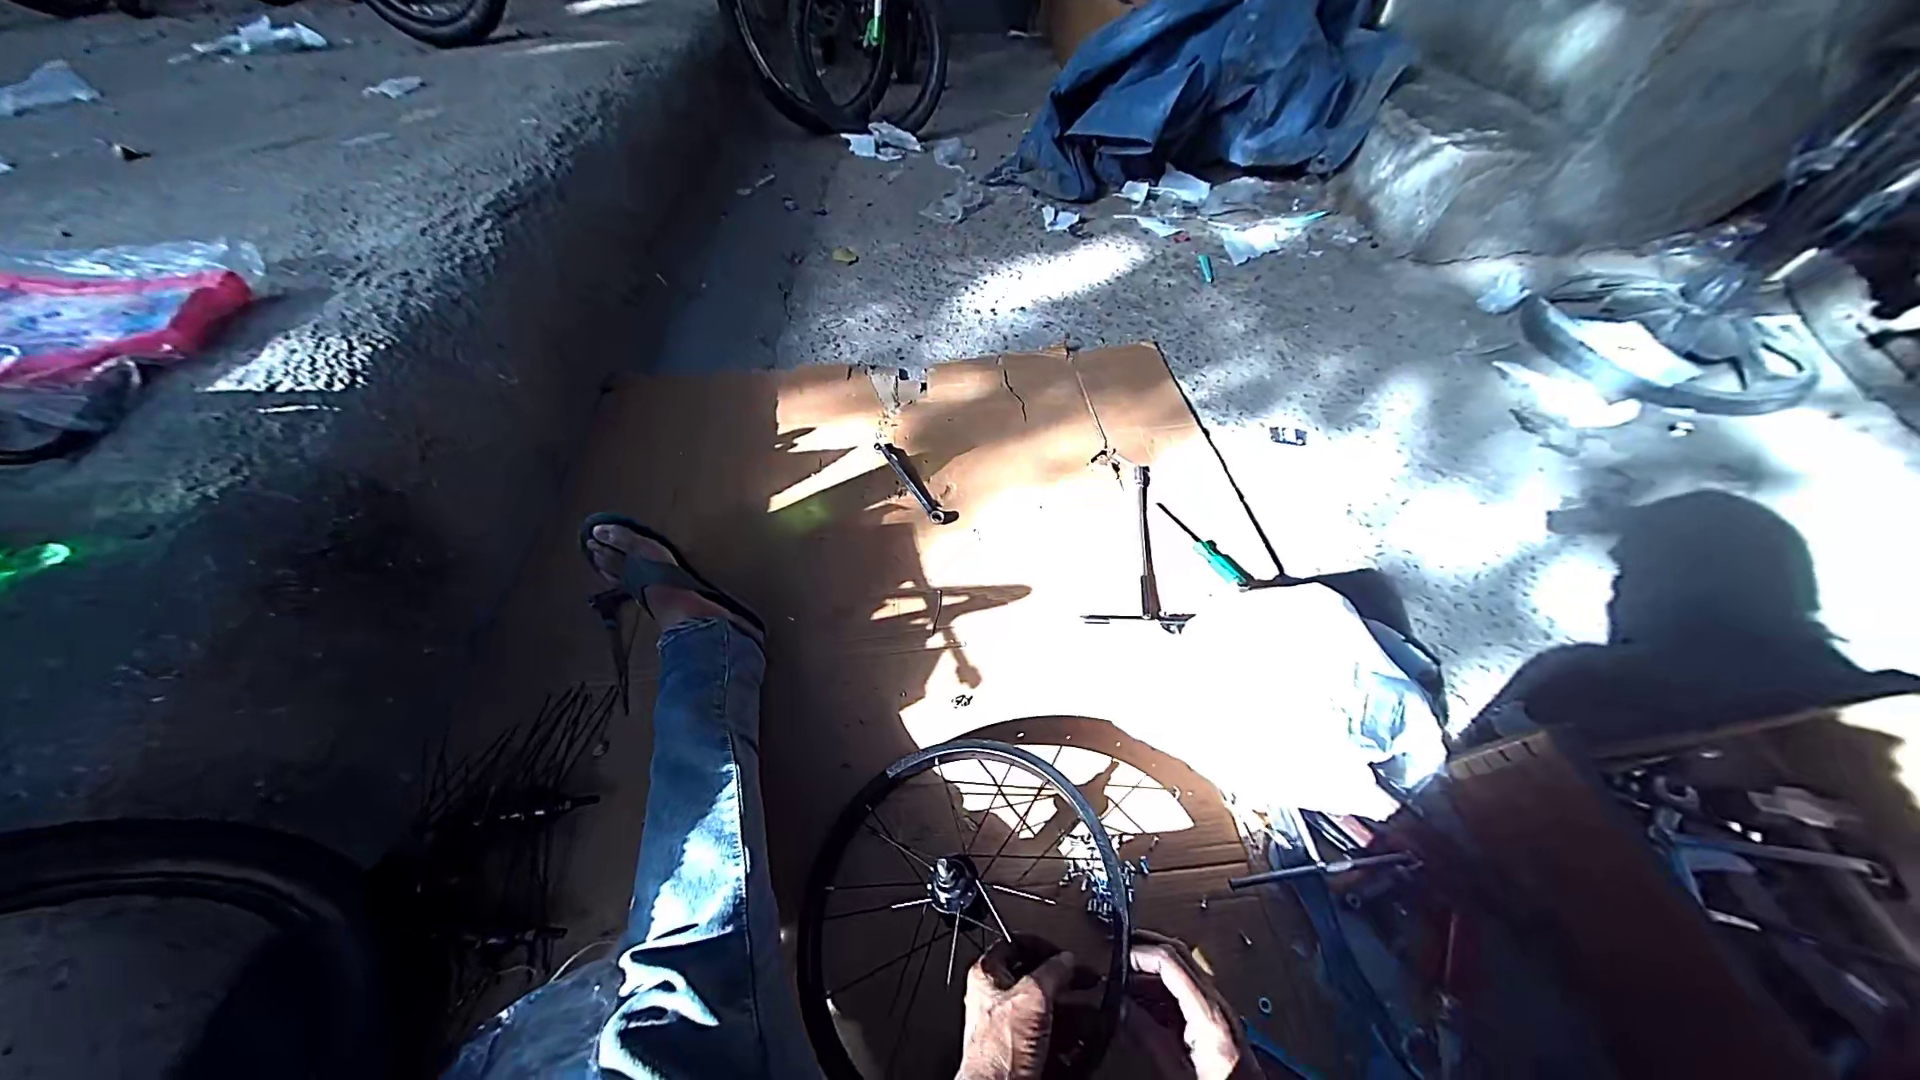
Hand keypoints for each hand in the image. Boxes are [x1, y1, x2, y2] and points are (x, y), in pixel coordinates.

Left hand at [955, 938, 1076, 1079]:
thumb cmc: (999, 1049)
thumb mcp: (1033, 997)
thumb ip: (1052, 972)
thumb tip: (1065, 959)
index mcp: (987, 975)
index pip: (1014, 945)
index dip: (1041, 945)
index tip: (1062, 952)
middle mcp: (995, 999)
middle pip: (1036, 980)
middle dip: (1065, 984)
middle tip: (1086, 981)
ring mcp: (1009, 1028)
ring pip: (1047, 1011)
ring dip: (1073, 1012)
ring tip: (1093, 1015)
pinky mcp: (1021, 1054)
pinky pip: (1050, 1038)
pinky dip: (1070, 1038)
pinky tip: (1084, 1040)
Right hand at [1126, 930, 1258, 1079]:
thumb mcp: (1177, 1074)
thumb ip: (1149, 1037)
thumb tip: (1123, 1007)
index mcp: (1209, 1015)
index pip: (1171, 960)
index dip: (1141, 952)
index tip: (1119, 956)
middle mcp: (1219, 1005)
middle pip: (1180, 953)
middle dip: (1147, 946)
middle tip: (1121, 951)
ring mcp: (1222, 1011)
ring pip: (1184, 967)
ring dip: (1154, 967)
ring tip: (1128, 979)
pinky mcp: (1220, 1022)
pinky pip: (1190, 988)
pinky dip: (1165, 985)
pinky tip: (1148, 1002)